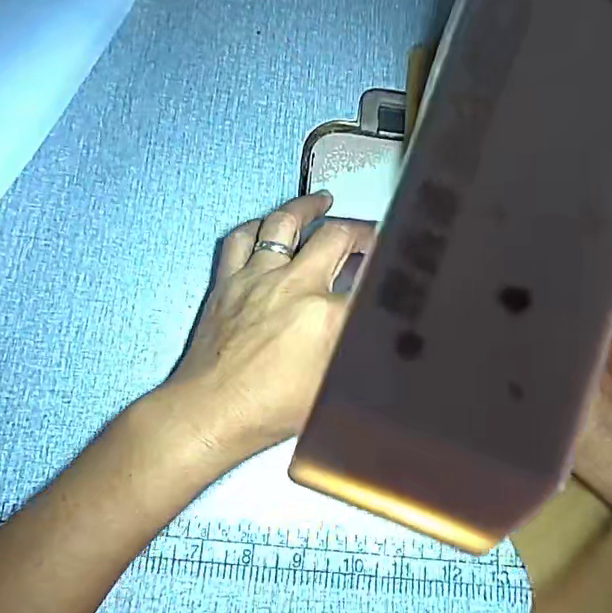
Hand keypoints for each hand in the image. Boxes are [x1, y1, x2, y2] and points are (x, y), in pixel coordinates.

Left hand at [154, 192, 372, 463]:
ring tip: (322, 201)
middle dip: (362, 232)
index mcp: (327, 316)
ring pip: (285, 222)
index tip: (401, 270)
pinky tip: (266, 223)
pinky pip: (241, 238)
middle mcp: (293, 286)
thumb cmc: (266, 411)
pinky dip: (258, 225)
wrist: (210, 412)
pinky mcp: (228, 282)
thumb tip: (378, 335)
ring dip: (308, 208)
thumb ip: (359, 353)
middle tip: (371, 237)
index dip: (391, 273)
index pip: (374, 283)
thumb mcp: (334, 390)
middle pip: (337, 237)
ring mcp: (257, 278)